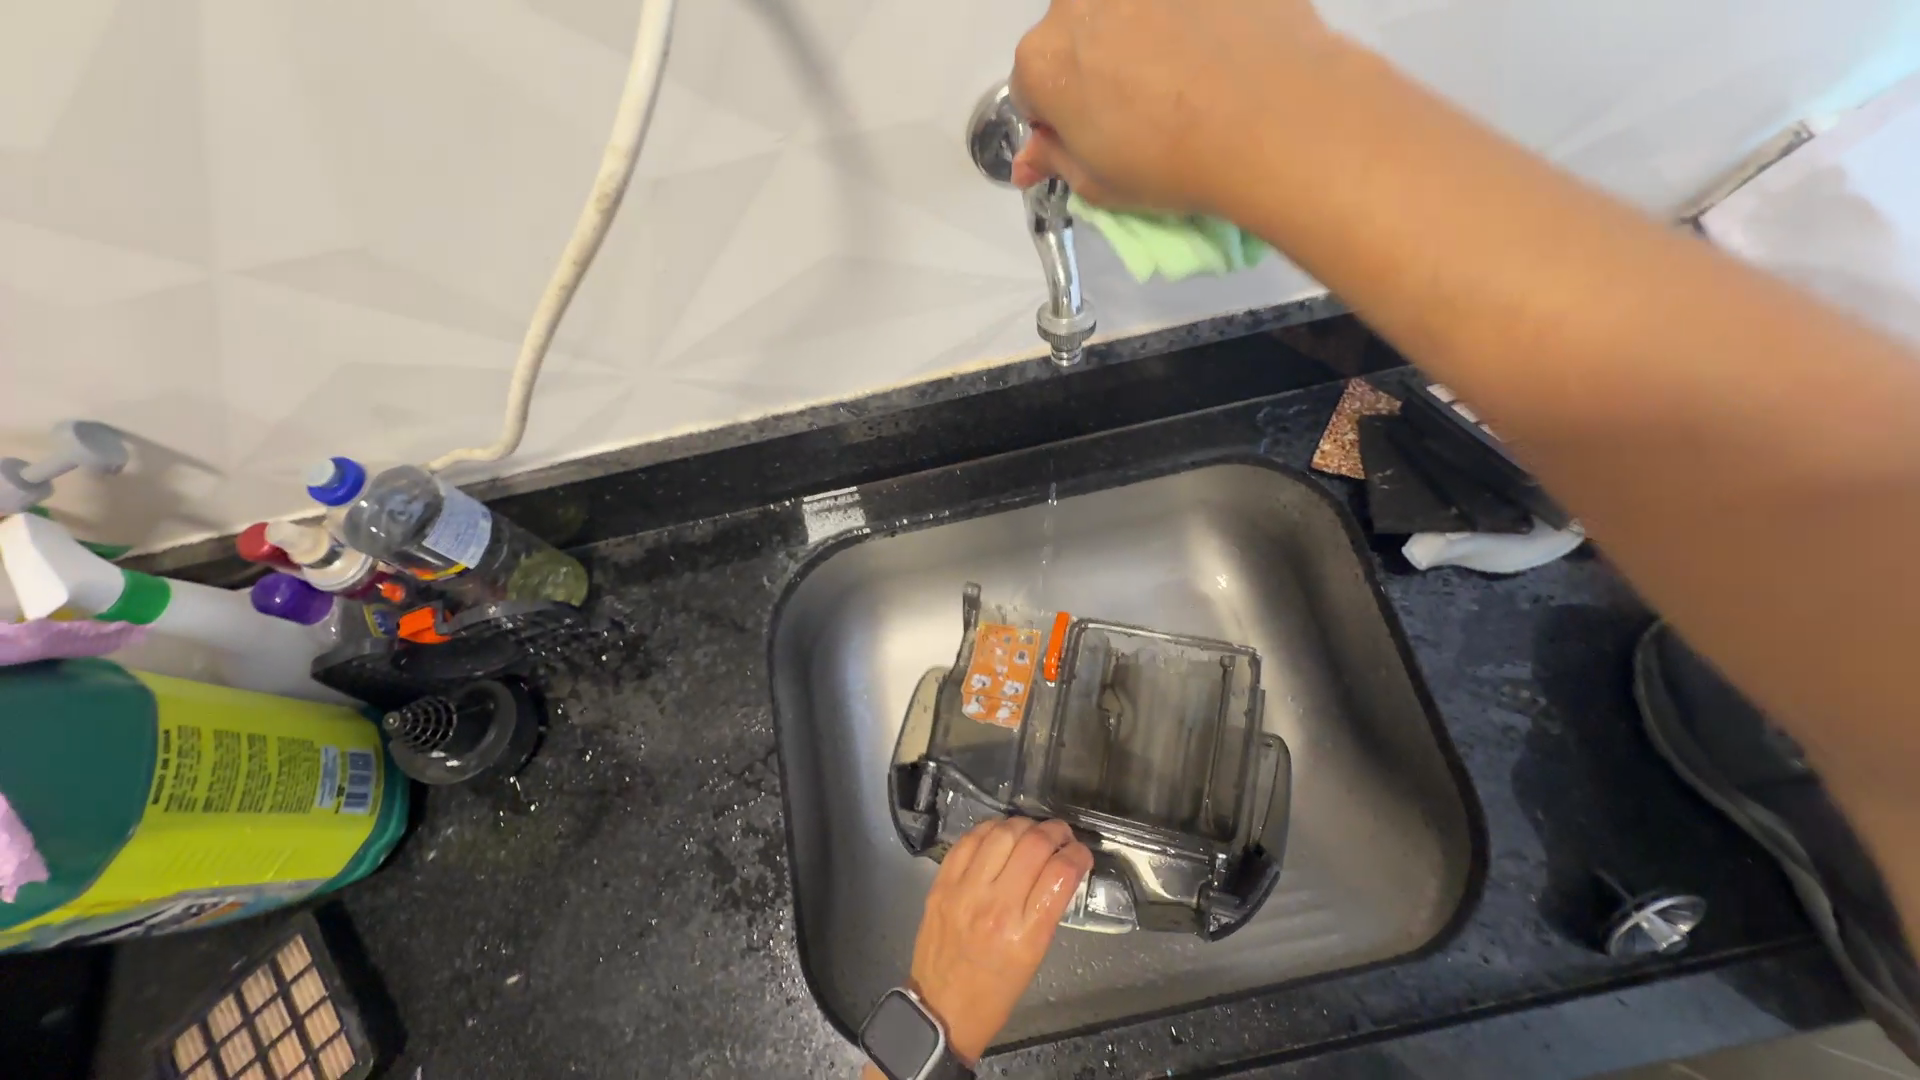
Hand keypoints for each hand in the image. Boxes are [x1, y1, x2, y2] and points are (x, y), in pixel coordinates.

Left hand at [910, 818, 1092, 1064]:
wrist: (941, 1009)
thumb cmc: (995, 992)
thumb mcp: (1034, 957)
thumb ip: (1047, 909)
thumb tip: (1060, 868)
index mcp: (1025, 934)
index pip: (1060, 874)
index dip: (1078, 854)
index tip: (1082, 852)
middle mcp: (995, 906)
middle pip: (1033, 845)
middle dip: (1055, 831)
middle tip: (1061, 834)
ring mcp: (964, 891)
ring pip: (1001, 834)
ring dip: (1023, 825)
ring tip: (1032, 830)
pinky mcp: (942, 884)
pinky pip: (968, 840)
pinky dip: (989, 829)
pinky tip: (1000, 833)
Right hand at [1008, 0, 1346, 213]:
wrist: (1271, 117)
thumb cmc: (1172, 162)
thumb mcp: (1099, 184)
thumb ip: (1055, 159)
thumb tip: (1030, 158)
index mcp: (1042, 61)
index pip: (1029, 92)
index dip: (1056, 121)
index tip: (1089, 140)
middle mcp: (1079, 1)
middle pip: (1071, 37)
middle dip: (1091, 69)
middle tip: (1137, 110)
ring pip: (1122, 10)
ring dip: (1136, 37)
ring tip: (1180, 77)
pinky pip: (1176, 1)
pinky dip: (1185, 16)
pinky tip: (1212, 49)